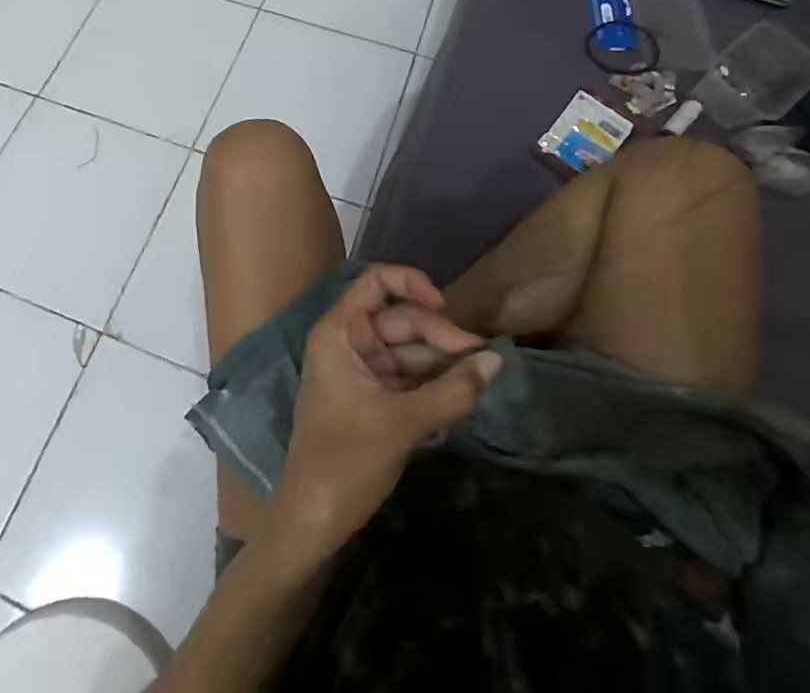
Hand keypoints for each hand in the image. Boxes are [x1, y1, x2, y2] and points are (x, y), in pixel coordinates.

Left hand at [270, 264, 503, 562]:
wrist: (311, 526)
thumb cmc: (345, 464)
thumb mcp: (403, 423)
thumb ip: (453, 390)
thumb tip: (498, 360)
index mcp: (341, 335)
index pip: (375, 283)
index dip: (412, 283)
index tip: (444, 307)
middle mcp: (351, 345)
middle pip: (404, 320)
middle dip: (441, 339)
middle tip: (481, 364)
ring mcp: (363, 373)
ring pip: (412, 351)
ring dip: (443, 366)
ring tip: (476, 388)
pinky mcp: (375, 400)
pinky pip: (411, 378)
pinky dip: (434, 387)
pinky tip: (459, 405)